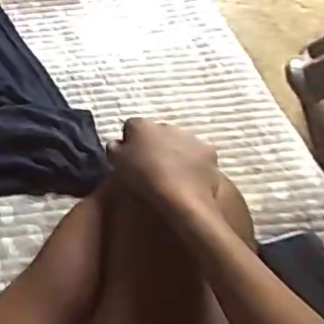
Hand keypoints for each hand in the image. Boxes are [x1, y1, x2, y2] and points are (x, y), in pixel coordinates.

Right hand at [107, 117, 223, 215]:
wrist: (181, 198)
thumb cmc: (142, 178)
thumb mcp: (116, 162)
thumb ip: (114, 147)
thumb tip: (118, 143)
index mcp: (140, 124)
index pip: (131, 127)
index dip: (130, 141)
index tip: (131, 156)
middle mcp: (165, 125)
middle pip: (156, 132)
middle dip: (154, 143)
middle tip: (152, 163)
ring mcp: (189, 137)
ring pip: (178, 141)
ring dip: (174, 151)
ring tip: (172, 172)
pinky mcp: (209, 152)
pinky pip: (197, 154)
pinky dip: (193, 161)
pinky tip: (189, 176)